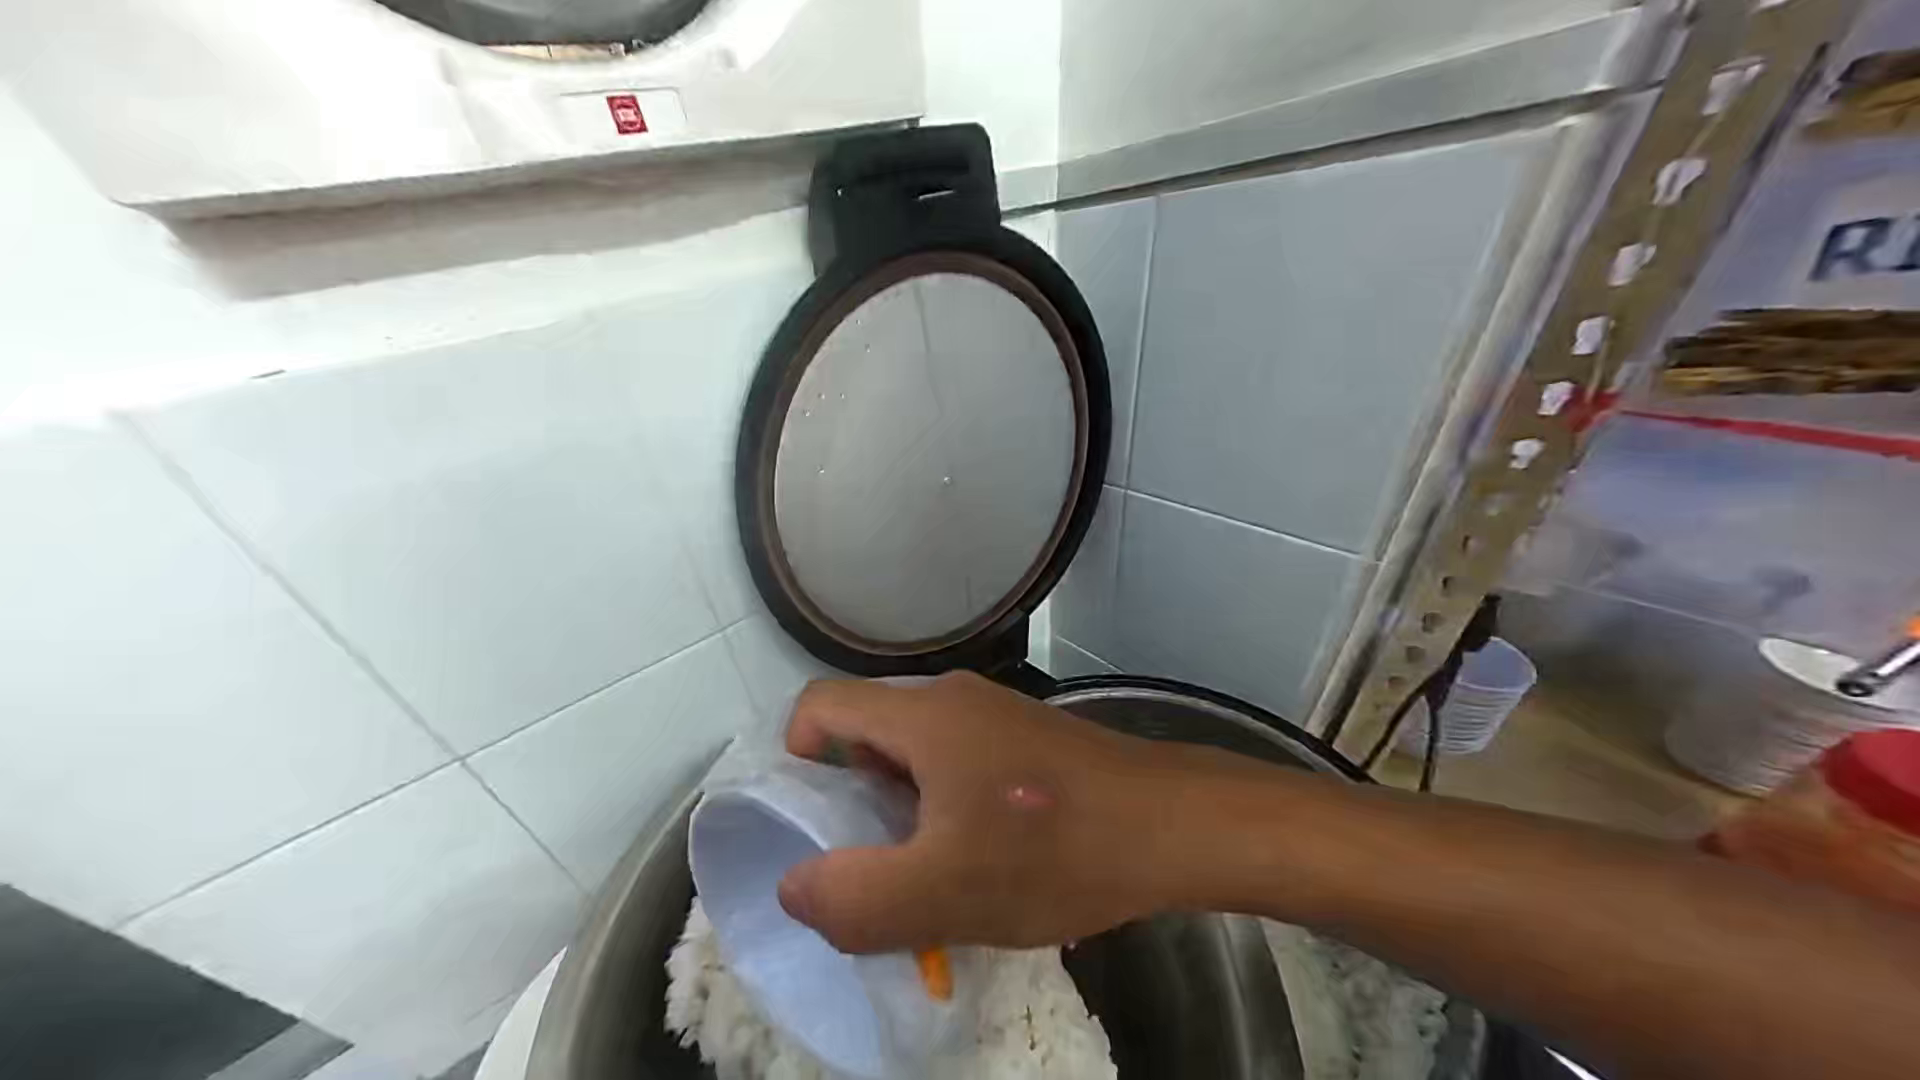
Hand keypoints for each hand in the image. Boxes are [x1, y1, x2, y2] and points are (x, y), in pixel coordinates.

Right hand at [775, 671, 1237, 952]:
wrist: (1172, 824)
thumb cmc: (1053, 851)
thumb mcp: (942, 893)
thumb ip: (853, 897)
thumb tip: (795, 886)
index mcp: (921, 714)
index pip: (821, 704)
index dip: (798, 759)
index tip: (821, 822)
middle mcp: (952, 697)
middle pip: (867, 731)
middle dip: (854, 799)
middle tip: (880, 863)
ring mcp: (994, 712)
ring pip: (914, 749)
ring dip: (903, 807)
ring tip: (933, 869)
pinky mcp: (1025, 735)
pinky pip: (957, 758)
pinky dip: (944, 802)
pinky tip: (982, 854)